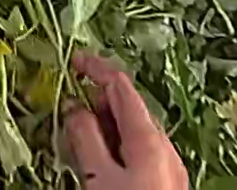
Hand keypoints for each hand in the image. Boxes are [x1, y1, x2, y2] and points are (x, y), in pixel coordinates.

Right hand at [63, 53, 187, 189]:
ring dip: (103, 124)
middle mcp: (163, 147)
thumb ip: (83, 132)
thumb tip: (73, 105)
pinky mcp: (165, 183)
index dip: (93, 66)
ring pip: (129, 127)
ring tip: (80, 141)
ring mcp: (168, 167)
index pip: (119, 83)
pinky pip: (136, 148)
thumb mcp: (97, 174)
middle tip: (69, 112)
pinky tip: (99, 162)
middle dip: (94, 101)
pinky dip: (114, 143)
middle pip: (125, 105)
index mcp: (148, 137)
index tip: (68, 60)